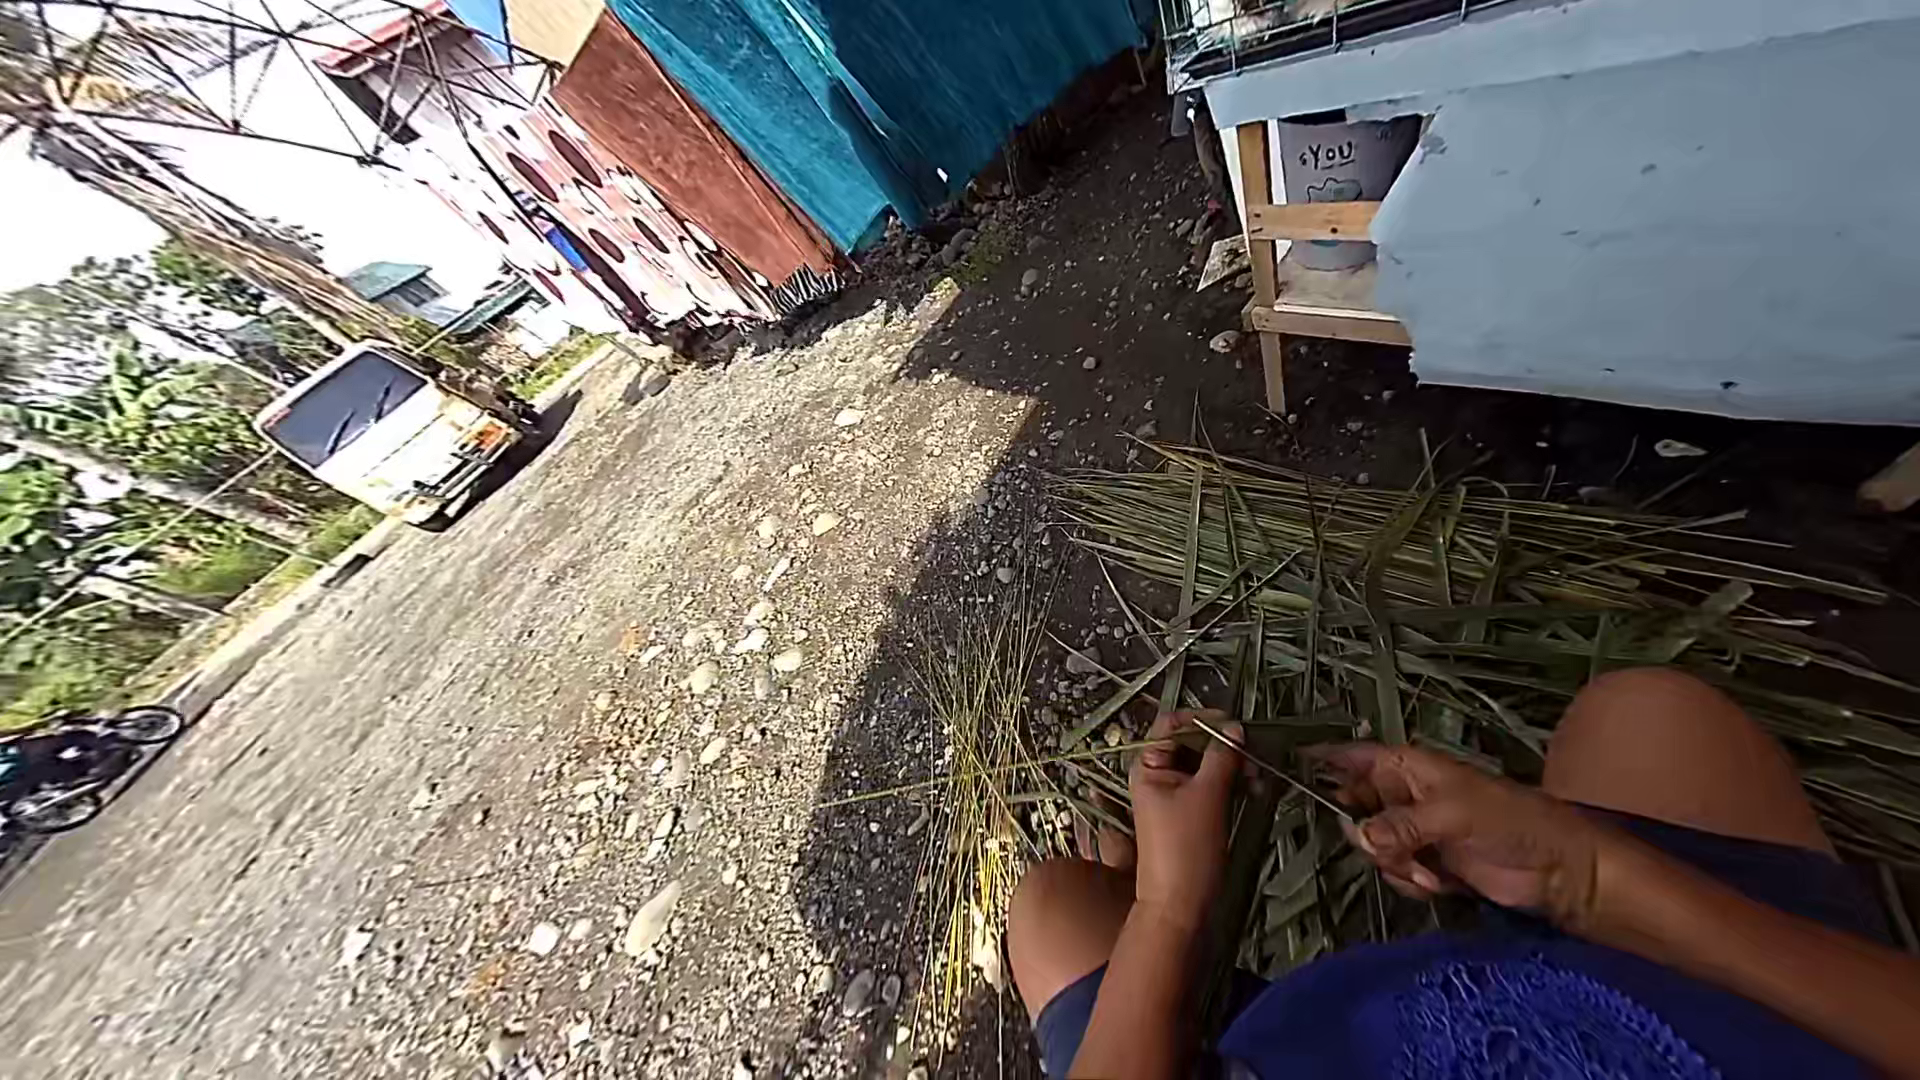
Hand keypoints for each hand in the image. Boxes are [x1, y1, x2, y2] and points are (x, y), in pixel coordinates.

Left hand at [1129, 710, 1242, 932]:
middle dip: (1222, 745)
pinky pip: (1209, 784)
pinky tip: (1254, 788)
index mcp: (1147, 763)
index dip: (1202, 719)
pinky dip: (1229, 782)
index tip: (1235, 724)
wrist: (1180, 907)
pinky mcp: (1188, 811)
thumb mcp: (1208, 796)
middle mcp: (1156, 773)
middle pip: (1190, 743)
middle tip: (1254, 755)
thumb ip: (1221, 757)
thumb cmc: (1186, 848)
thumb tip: (1236, 727)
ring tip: (1258, 776)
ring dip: (1230, 764)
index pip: (1171, 724)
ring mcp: (1172, 792)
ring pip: (1203, 764)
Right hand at [1316, 743, 1619, 931]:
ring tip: (1426, 870)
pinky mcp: (1423, 860)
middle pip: (1350, 805)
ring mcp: (1410, 828)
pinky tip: (1436, 882)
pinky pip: (1391, 868)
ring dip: (1392, 862)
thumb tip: (1358, 836)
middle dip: (1363, 831)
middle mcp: (1398, 793)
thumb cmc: (1513, 822)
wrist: (1566, 874)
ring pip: (1369, 842)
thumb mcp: (1453, 814)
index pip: (1347, 756)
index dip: (1317, 759)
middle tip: (1384, 846)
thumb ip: (1400, 824)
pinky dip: (1407, 880)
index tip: (1287, 767)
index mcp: (1403, 766)